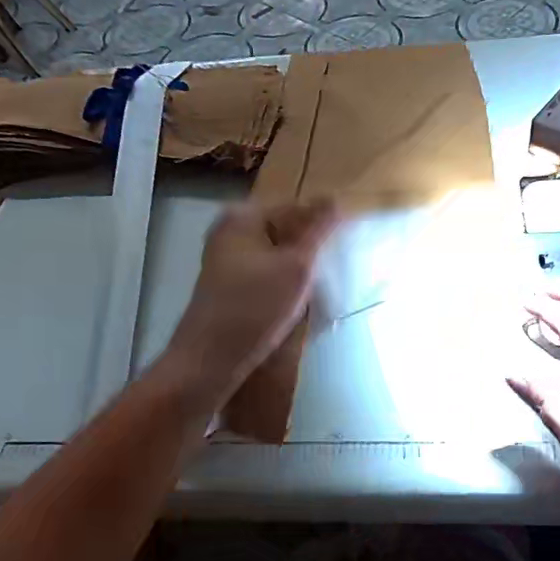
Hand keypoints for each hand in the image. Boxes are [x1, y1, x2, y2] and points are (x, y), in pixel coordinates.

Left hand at [165, 201, 338, 398]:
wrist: (210, 360)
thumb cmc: (254, 308)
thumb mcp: (296, 267)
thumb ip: (319, 231)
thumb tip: (337, 199)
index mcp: (243, 216)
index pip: (297, 208)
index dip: (325, 227)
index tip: (349, 250)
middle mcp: (231, 231)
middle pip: (286, 232)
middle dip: (313, 250)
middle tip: (338, 272)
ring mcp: (227, 259)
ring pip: (278, 257)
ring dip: (301, 272)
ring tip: (323, 290)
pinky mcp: (229, 286)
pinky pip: (267, 275)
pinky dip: (285, 286)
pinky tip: (301, 304)